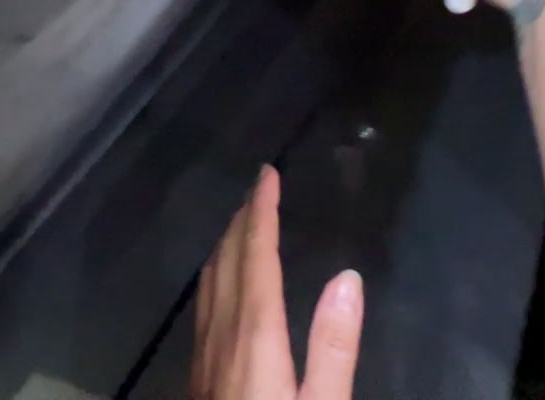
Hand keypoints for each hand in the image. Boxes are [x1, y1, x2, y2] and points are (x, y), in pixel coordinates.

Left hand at [192, 166, 363, 399]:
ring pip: (210, 275)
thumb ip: (335, 345)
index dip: (262, 209)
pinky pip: (204, 299)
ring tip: (244, 219)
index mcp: (255, 330)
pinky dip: (217, 269)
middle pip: (228, 255)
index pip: (256, 253)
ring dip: (228, 239)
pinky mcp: (197, 370)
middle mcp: (222, 329)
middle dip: (244, 215)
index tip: (268, 173)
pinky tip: (224, 279)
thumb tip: (348, 276)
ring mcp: (204, 349)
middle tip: (260, 185)